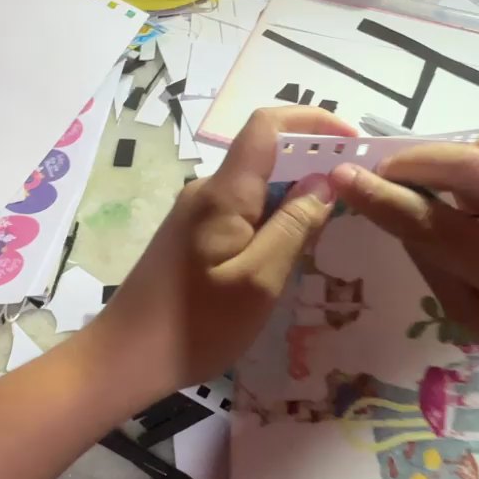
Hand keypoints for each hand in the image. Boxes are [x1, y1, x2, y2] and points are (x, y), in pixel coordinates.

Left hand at [87, 106, 356, 410]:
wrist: (125, 358)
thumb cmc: (197, 325)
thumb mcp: (259, 280)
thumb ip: (294, 227)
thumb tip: (324, 181)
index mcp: (223, 194)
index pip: (266, 127)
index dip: (311, 120)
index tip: (351, 140)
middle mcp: (206, 192)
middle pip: (263, 156)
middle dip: (310, 164)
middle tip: (354, 194)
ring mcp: (196, 215)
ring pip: (254, 189)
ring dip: (292, 197)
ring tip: (329, 228)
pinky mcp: (193, 237)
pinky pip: (241, 213)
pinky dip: (271, 220)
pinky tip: (289, 252)